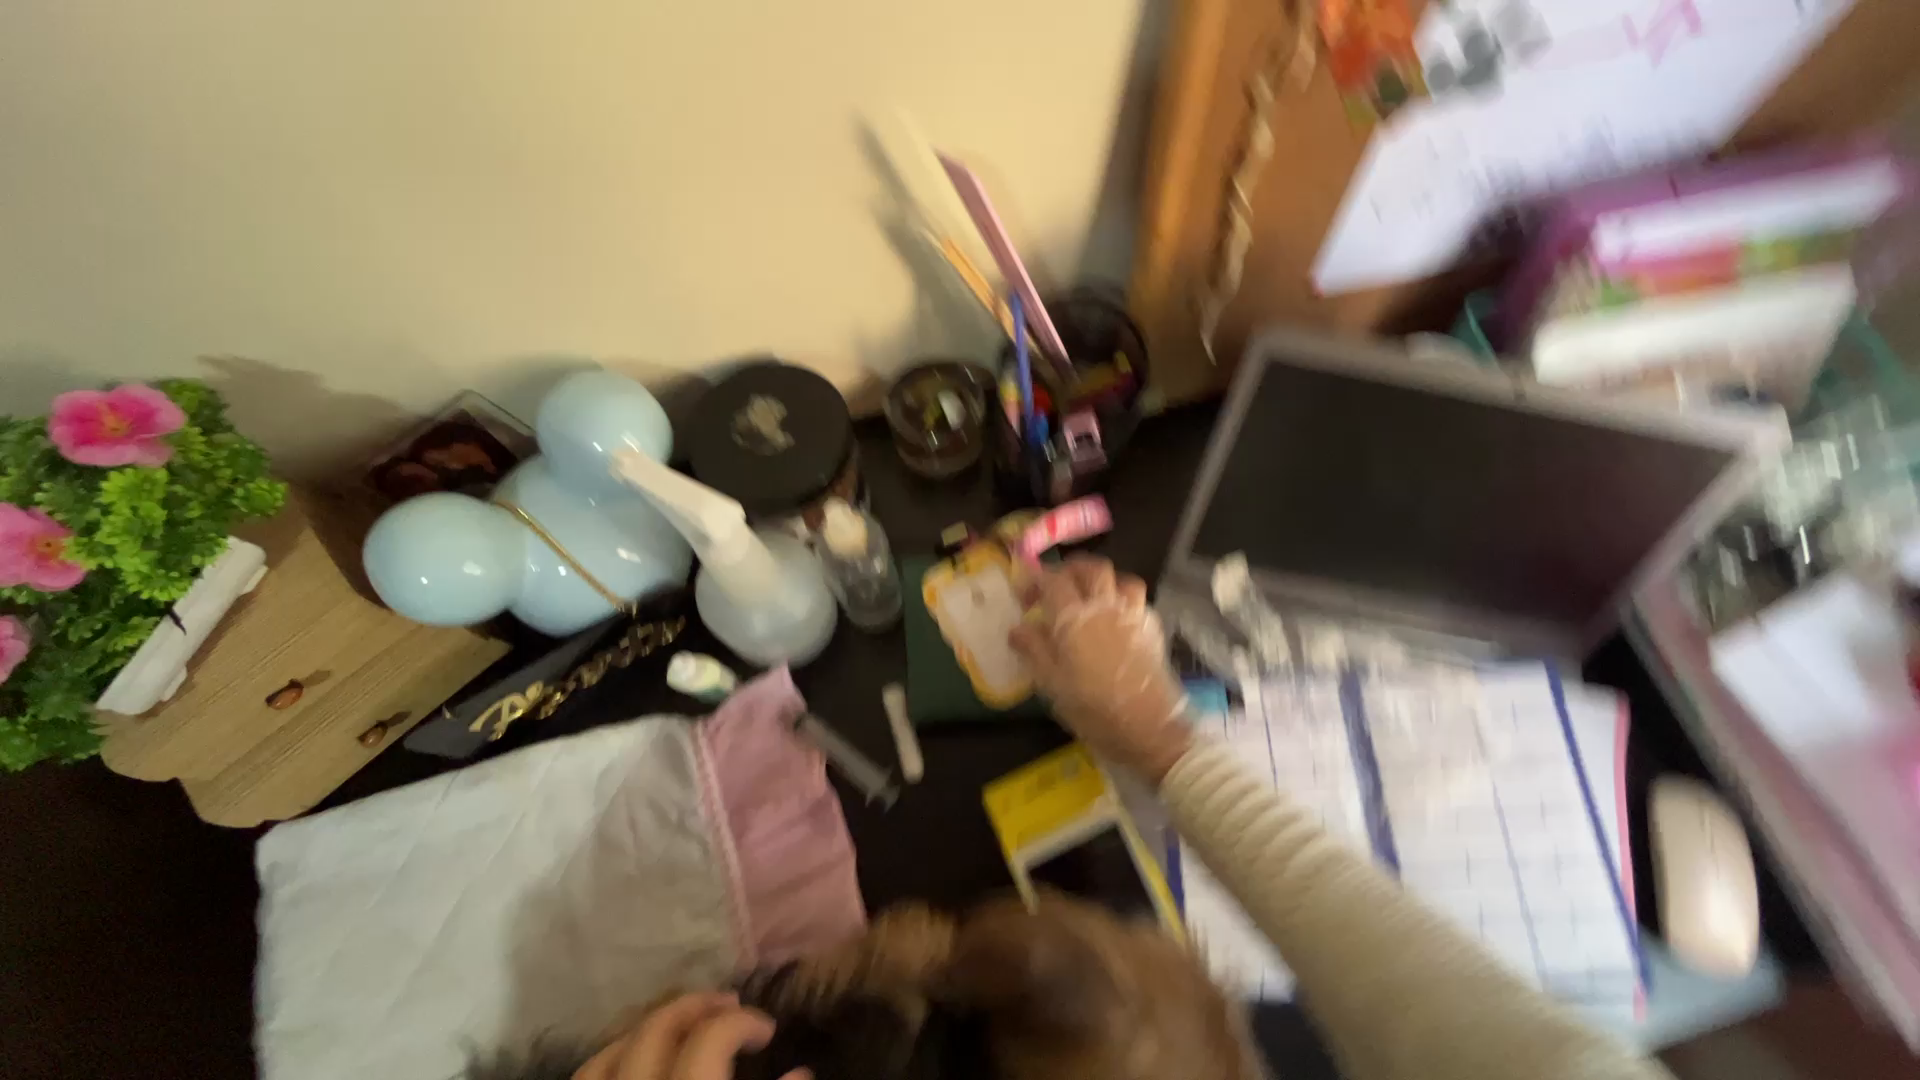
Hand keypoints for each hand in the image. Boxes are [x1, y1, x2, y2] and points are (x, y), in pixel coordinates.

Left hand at [575, 992, 806, 1079]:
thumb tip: (802, 1071)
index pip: (710, 1036)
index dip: (743, 1022)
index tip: (767, 1031)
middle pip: (656, 1030)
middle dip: (695, 1007)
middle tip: (729, 1006)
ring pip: (608, 1053)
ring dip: (647, 1028)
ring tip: (679, 1026)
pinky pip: (584, 1079)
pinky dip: (609, 1060)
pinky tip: (630, 1062)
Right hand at [1009, 556, 1192, 782]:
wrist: (1149, 729)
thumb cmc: (1093, 709)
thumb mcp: (1052, 684)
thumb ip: (1034, 650)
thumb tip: (1018, 628)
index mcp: (1075, 619)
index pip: (1053, 581)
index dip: (1035, 581)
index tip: (1024, 596)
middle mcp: (1106, 608)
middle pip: (1092, 569)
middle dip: (1071, 570)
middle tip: (1056, 587)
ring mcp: (1133, 616)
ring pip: (1121, 580)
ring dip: (1103, 583)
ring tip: (1090, 599)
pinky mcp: (1153, 630)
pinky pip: (1138, 602)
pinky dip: (1123, 602)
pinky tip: (1116, 620)